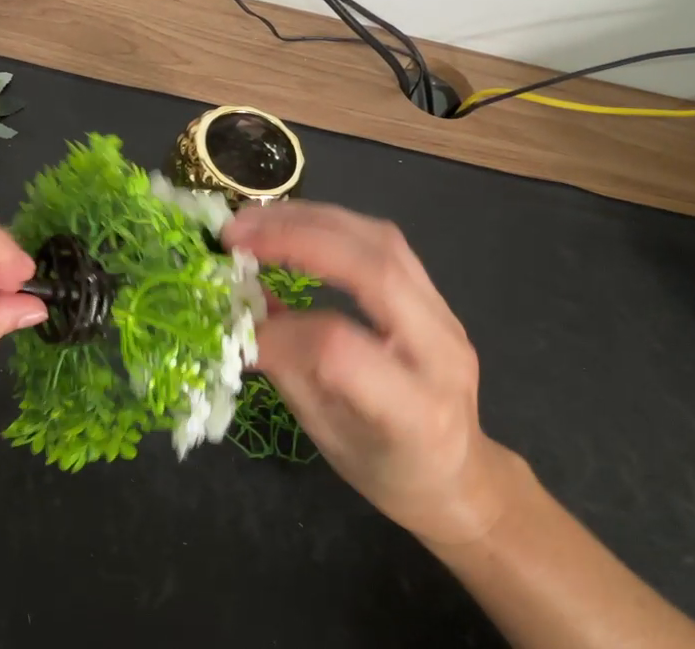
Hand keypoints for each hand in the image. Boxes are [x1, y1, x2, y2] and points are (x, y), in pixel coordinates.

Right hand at [222, 202, 519, 546]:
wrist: (460, 475)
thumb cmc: (386, 468)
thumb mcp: (326, 433)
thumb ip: (287, 369)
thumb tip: (236, 316)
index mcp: (414, 410)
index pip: (340, 347)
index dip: (277, 329)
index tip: (234, 326)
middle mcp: (441, 351)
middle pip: (374, 270)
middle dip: (297, 238)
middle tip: (235, 234)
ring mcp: (445, 315)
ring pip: (381, 241)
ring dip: (309, 219)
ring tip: (253, 220)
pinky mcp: (433, 295)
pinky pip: (383, 242)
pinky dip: (329, 224)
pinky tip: (289, 224)